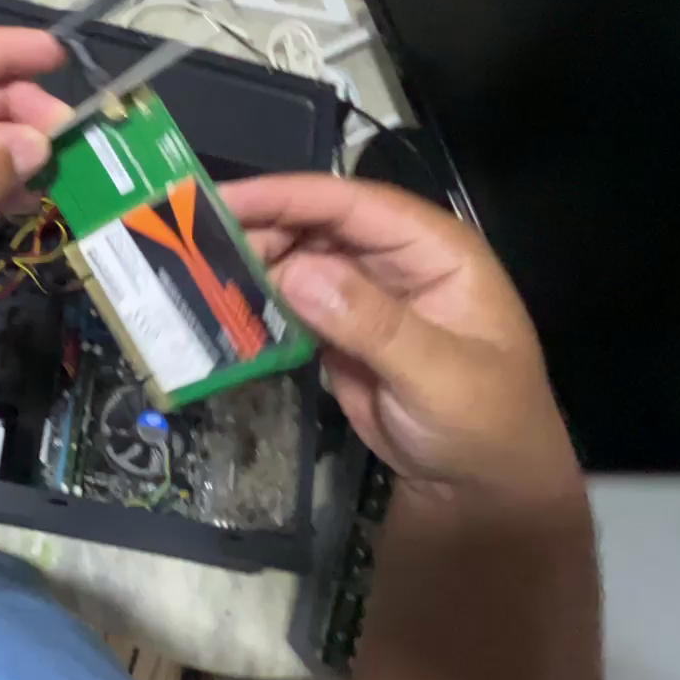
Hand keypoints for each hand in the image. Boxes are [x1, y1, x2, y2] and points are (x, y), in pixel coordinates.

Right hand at [222, 174, 581, 498]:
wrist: (476, 483)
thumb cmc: (484, 424)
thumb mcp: (440, 375)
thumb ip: (372, 323)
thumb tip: (294, 273)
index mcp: (431, 250)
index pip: (352, 205)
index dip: (286, 197)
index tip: (222, 200)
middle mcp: (391, 259)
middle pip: (313, 224)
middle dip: (256, 228)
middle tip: (194, 244)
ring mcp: (359, 292)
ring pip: (293, 258)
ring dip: (248, 264)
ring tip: (198, 273)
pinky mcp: (332, 325)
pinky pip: (285, 300)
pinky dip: (253, 300)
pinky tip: (220, 305)